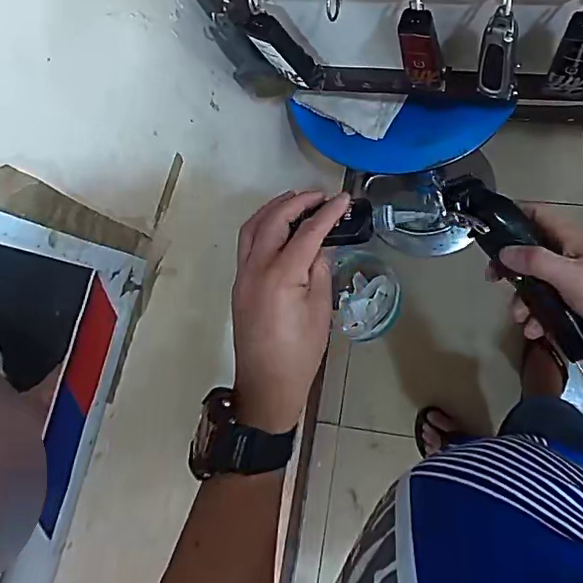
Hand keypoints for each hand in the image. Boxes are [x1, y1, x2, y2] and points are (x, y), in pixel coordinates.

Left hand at [230, 190, 349, 433]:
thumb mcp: (320, 309)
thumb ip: (319, 270)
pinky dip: (263, 224)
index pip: (307, 232)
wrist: (267, 386)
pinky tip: (278, 224)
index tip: (342, 199)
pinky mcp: (239, 283)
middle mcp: (256, 269)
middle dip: (298, 202)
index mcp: (280, 276)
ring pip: (253, 227)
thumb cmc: (300, 353)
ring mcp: (243, 276)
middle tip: (321, 196)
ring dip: (275, 208)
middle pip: (274, 221)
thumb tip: (319, 247)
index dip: (327, 213)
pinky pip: (247, 242)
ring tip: (297, 200)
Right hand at [497, 208, 582, 366]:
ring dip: (527, 300)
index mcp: (575, 240)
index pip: (540, 216)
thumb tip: (504, 250)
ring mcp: (581, 283)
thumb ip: (535, 261)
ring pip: (543, 285)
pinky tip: (537, 332)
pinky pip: (555, 307)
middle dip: (514, 270)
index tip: (490, 232)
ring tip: (521, 320)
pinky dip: (543, 317)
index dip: (514, 217)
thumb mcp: (570, 276)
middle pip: (535, 255)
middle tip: (494, 283)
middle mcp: (576, 257)